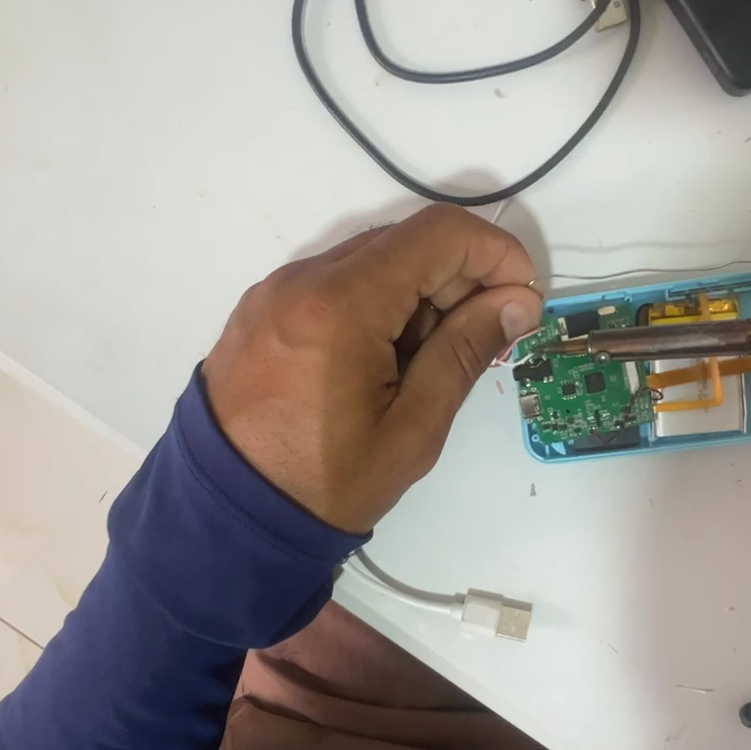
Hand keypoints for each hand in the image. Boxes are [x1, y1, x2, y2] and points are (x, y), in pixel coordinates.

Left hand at [204, 204, 542, 532]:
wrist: (228, 514)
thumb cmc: (326, 483)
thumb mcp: (412, 429)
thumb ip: (465, 352)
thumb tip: (517, 301)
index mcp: (341, 303)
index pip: (440, 235)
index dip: (497, 253)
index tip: (522, 300)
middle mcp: (303, 278)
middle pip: (406, 242)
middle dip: (460, 280)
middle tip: (480, 343)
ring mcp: (276, 290)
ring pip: (371, 261)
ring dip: (418, 295)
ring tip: (426, 363)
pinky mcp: (263, 310)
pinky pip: (335, 283)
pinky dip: (376, 304)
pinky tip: (383, 360)